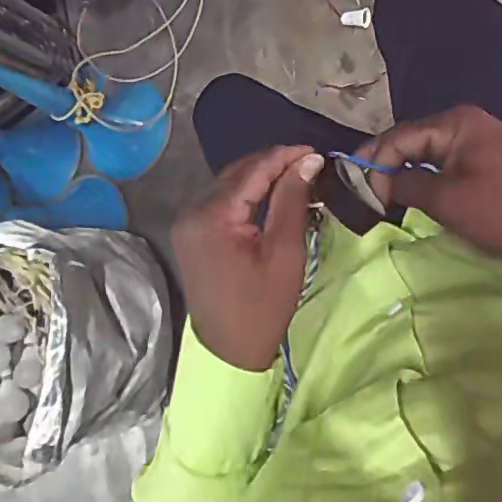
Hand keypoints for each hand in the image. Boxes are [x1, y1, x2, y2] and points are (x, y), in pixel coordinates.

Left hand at [172, 146, 324, 370]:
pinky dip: (244, 193)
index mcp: (213, 215)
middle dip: (272, 163)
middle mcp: (192, 210)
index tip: (315, 151)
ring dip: (259, 176)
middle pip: (236, 172)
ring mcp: (186, 220)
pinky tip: (268, 193)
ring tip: (294, 175)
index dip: (285, 156)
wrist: (228, 350)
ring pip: (226, 183)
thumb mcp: (285, 252)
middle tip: (309, 163)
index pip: (253, 170)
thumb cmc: (263, 307)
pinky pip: (219, 199)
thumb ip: (292, 200)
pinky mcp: (188, 231)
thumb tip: (307, 161)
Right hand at [362, 105, 501, 269]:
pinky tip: (409, 192)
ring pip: (421, 151)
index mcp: (453, 124)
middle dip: (382, 166)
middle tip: (366, 196)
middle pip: (407, 140)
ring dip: (400, 172)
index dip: (374, 165)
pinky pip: (439, 160)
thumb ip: (407, 185)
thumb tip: (383, 181)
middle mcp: (461, 121)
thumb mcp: (449, 201)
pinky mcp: (481, 155)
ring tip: (381, 196)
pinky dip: (420, 175)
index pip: (396, 137)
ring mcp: (474, 137)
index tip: (367, 197)